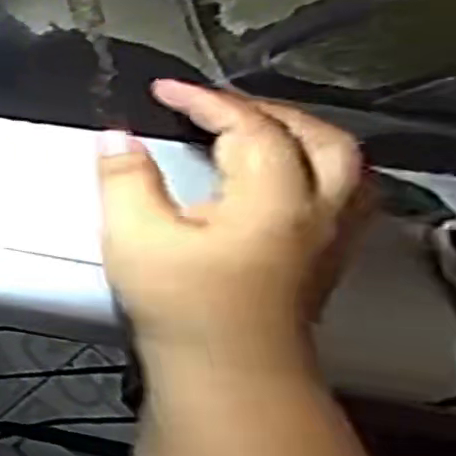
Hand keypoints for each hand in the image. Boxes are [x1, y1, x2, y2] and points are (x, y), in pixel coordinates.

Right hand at [97, 80, 367, 382]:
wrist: (225, 365)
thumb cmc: (182, 301)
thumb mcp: (133, 234)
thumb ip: (124, 178)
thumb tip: (116, 139)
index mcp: (274, 198)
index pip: (250, 128)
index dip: (205, 101)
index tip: (165, 90)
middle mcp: (317, 210)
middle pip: (316, 136)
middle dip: (263, 109)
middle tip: (213, 102)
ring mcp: (329, 235)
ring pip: (340, 163)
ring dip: (296, 133)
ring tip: (251, 126)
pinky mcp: (321, 256)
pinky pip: (339, 189)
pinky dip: (309, 164)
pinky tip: (279, 175)